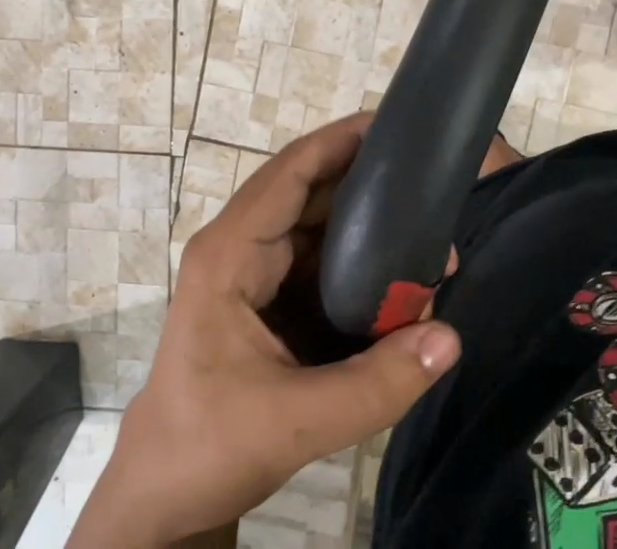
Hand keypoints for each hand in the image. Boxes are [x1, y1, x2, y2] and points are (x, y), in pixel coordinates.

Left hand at [67, 114, 461, 548]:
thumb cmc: (208, 444)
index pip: (289, 173)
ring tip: (432, 229)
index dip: (338, 141)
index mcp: (229, 255)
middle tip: (436, 186)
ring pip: (320, 231)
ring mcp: (255, 276)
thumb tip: (449, 336)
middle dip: (369, 187)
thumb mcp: (295, 420)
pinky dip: (362, 266)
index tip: (394, 124)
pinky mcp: (270, 303)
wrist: (166, 493)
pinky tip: (405, 275)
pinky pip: (323, 266)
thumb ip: (376, 384)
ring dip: (370, 229)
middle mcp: (241, 251)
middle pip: (310, 194)